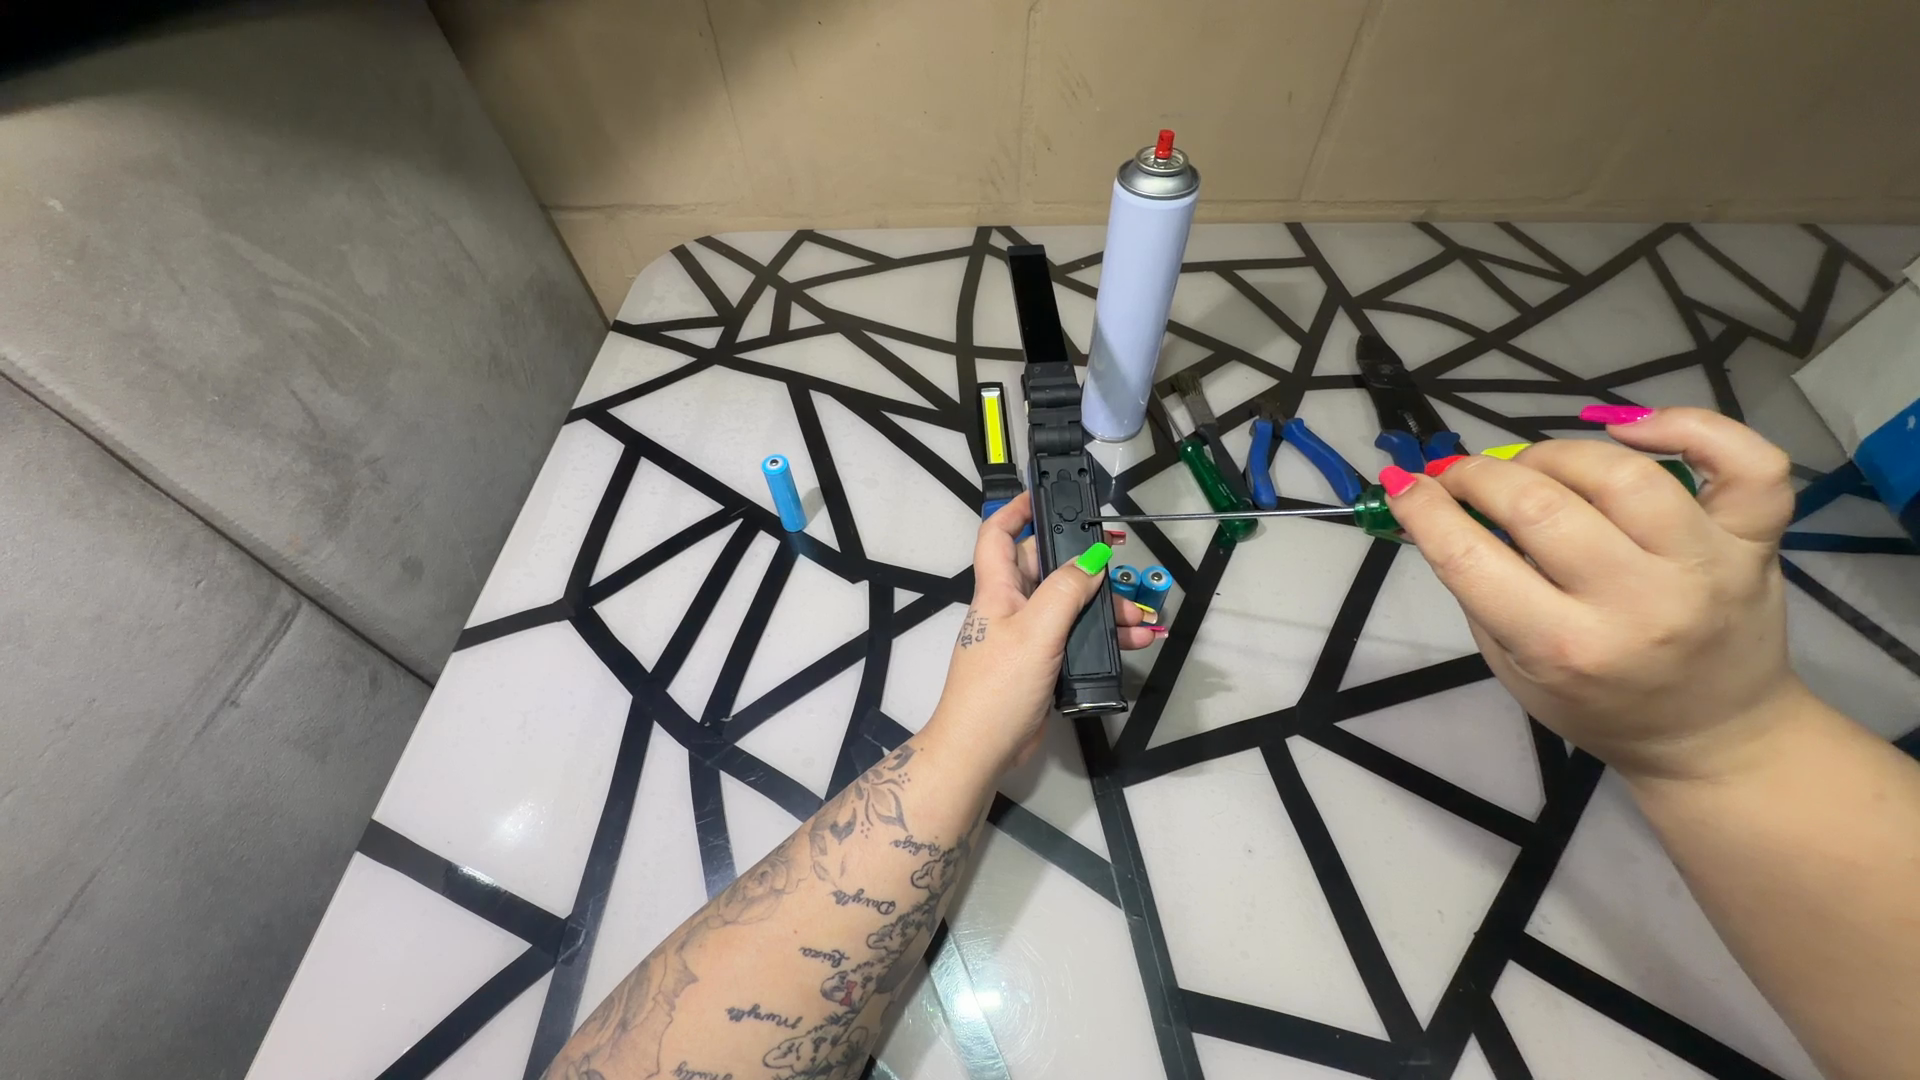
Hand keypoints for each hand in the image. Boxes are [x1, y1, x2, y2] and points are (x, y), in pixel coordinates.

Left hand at [926, 493, 1153, 772]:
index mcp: (998, 589)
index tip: (1046, 495)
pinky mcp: (1043, 663)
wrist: (982, 749)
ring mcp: (1027, 636)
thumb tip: (1092, 558)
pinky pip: (1076, 638)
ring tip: (1138, 618)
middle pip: (1049, 569)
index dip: (1016, 510)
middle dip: (1085, 566)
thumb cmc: (999, 685)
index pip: (999, 535)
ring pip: (1070, 606)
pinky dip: (1104, 637)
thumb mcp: (1036, 631)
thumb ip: (1065, 591)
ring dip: (1104, 608)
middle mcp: (1011, 606)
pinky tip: (1134, 640)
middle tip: (1122, 563)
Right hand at [1384, 407, 1805, 781]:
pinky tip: (1632, 428)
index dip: (1423, 509)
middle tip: (1455, 475)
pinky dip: (1691, 427)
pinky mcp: (1756, 545)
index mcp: (1562, 645)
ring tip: (1529, 465)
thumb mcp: (1509, 662)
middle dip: (1476, 475)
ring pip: (1623, 475)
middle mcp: (1635, 603)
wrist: (1712, 735)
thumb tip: (1445, 510)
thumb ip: (1480, 587)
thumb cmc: (1591, 703)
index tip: (1403, 485)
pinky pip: (1747, 465)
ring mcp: (1705, 568)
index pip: (1470, 557)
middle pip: (1539, 506)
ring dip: (1552, 454)